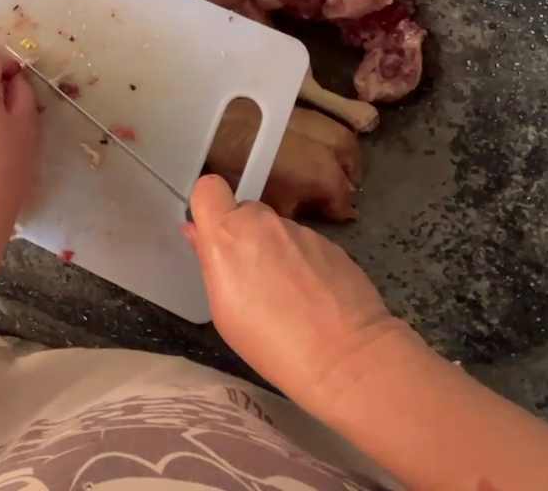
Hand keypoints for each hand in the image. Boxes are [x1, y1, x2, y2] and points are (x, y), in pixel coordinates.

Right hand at [183, 174, 403, 408]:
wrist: (348, 359)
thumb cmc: (272, 342)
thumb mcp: (224, 310)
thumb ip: (209, 262)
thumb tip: (199, 234)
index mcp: (227, 233)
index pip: (208, 187)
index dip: (209, 207)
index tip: (214, 233)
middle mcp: (263, 222)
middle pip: (245, 212)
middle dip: (245, 235)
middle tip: (252, 276)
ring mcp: (300, 231)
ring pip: (277, 230)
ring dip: (276, 251)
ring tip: (291, 296)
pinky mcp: (332, 244)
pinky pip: (306, 246)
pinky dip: (305, 264)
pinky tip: (315, 298)